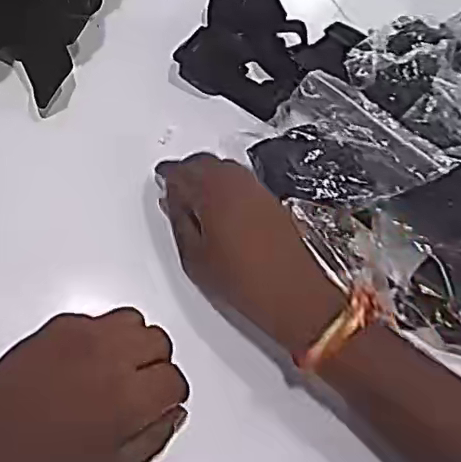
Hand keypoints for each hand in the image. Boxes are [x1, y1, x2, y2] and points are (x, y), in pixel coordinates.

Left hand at [0, 308, 187, 461]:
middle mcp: (110, 357)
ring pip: (133, 319)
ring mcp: (85, 334)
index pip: (174, 378)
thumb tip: (170, 414)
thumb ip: (152, 439)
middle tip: (142, 382)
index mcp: (129, 397)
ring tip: (119, 365)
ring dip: (133, 341)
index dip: (169, 393)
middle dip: (156, 362)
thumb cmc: (44, 451)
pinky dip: (103, 334)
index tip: (160, 400)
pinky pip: (98, 317)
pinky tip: (91, 358)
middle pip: (159, 340)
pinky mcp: (62, 322)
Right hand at [156, 154, 342, 354]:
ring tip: (195, 202)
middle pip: (202, 163)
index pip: (178, 171)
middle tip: (173, 192)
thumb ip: (178, 220)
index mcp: (211, 189)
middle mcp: (235, 181)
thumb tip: (171, 201)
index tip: (161, 187)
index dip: (166, 179)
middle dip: (185, 173)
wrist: (299, 299)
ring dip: (206, 178)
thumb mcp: (194, 256)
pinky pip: (239, 180)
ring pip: (222, 168)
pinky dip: (225, 186)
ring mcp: (256, 188)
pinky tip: (220, 208)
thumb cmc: (245, 281)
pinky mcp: (272, 200)